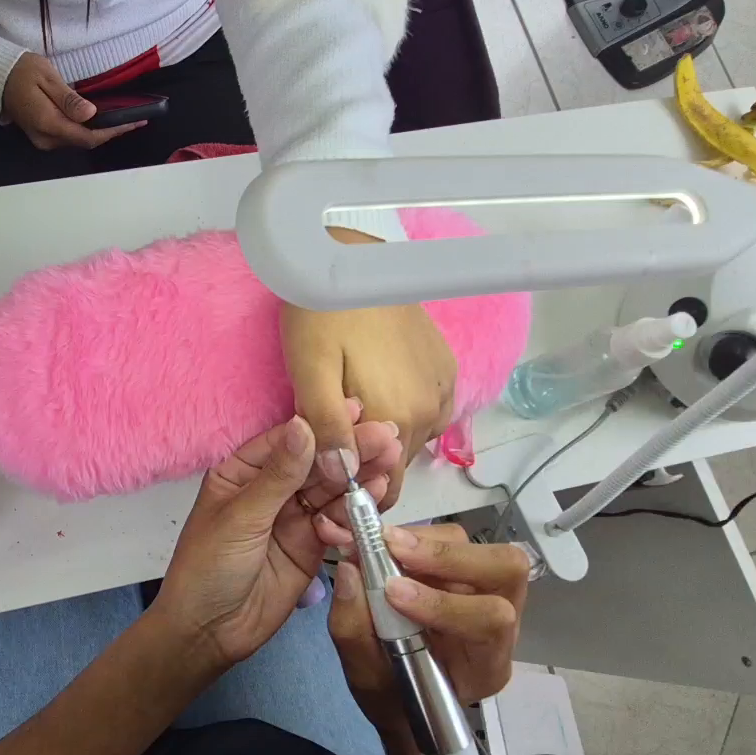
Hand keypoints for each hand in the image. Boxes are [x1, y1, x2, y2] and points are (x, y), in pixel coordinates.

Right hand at [0, 52, 145, 150]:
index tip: (133, 122)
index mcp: (48, 124)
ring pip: (79, 141)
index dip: (112, 131)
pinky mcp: (44, 136)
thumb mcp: (47, 77)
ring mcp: (44, 140)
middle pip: (85, 142)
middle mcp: (47, 139)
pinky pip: (71, 137)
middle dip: (111, 132)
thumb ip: (68, 99)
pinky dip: (88, 131)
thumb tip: (90, 115)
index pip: (87, 136)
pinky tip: (101, 122)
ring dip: (101, 132)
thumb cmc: (21, 71)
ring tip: (123, 120)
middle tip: (134, 120)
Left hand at [156, 407, 402, 667]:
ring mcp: (293, 518)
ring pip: (332, 491)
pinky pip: (339, 523)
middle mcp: (271, 490)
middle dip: (349, 450)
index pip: (287, 442)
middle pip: (316, 464)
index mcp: (242, 473)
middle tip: (386, 437)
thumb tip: (303, 425)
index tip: (355, 409)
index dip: (320, 426)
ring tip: (390, 463)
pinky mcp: (312, 547)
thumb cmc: (209, 566)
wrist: (209, 631)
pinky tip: (377, 498)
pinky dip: (356, 513)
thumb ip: (278, 476)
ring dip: (361, 478)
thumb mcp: (241, 517)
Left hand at [281, 231, 456, 510]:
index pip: (382, 485)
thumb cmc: (321, 314)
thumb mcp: (309, 372)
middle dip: (365, 470)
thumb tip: (344, 480)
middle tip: (325, 456)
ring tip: (343, 427)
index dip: (352, 495)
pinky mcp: (446, 371)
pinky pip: (425, 416)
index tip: (322, 488)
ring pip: (409, 443)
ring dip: (380, 444)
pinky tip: (371, 403)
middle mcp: (432, 411)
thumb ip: (326, 428)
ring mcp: (444, 390)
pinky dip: (400, 420)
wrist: (350, 258)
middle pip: (397, 466)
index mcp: (399, 417)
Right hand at [322, 523, 528, 733]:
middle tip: (391, 546)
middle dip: (446, 555)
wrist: (403, 697)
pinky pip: (455, 542)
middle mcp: (500, 626)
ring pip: (481, 548)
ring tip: (383, 545)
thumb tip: (349, 569)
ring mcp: (487, 594)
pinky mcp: (464, 574)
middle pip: (506, 570)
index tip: (392, 591)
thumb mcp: (364, 676)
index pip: (489, 622)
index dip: (443, 601)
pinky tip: (388, 547)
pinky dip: (419, 537)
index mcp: (486, 665)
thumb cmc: (392, 695)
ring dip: (429, 541)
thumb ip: (353, 627)